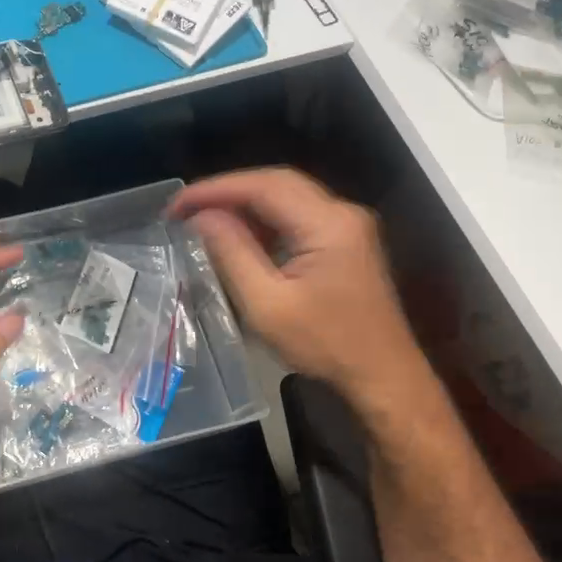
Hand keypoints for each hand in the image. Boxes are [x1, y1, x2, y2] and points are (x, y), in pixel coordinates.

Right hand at [170, 168, 424, 408]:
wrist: (384, 378)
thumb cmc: (326, 345)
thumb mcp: (267, 305)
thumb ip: (232, 253)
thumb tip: (202, 217)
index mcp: (328, 223)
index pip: (263, 186)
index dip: (215, 190)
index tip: (176, 205)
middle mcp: (342, 213)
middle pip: (276, 183)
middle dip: (227, 192)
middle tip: (185, 208)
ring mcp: (348, 225)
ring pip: (287, 197)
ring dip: (245, 204)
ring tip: (204, 220)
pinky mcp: (346, 241)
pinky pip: (298, 215)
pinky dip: (264, 219)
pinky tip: (239, 235)